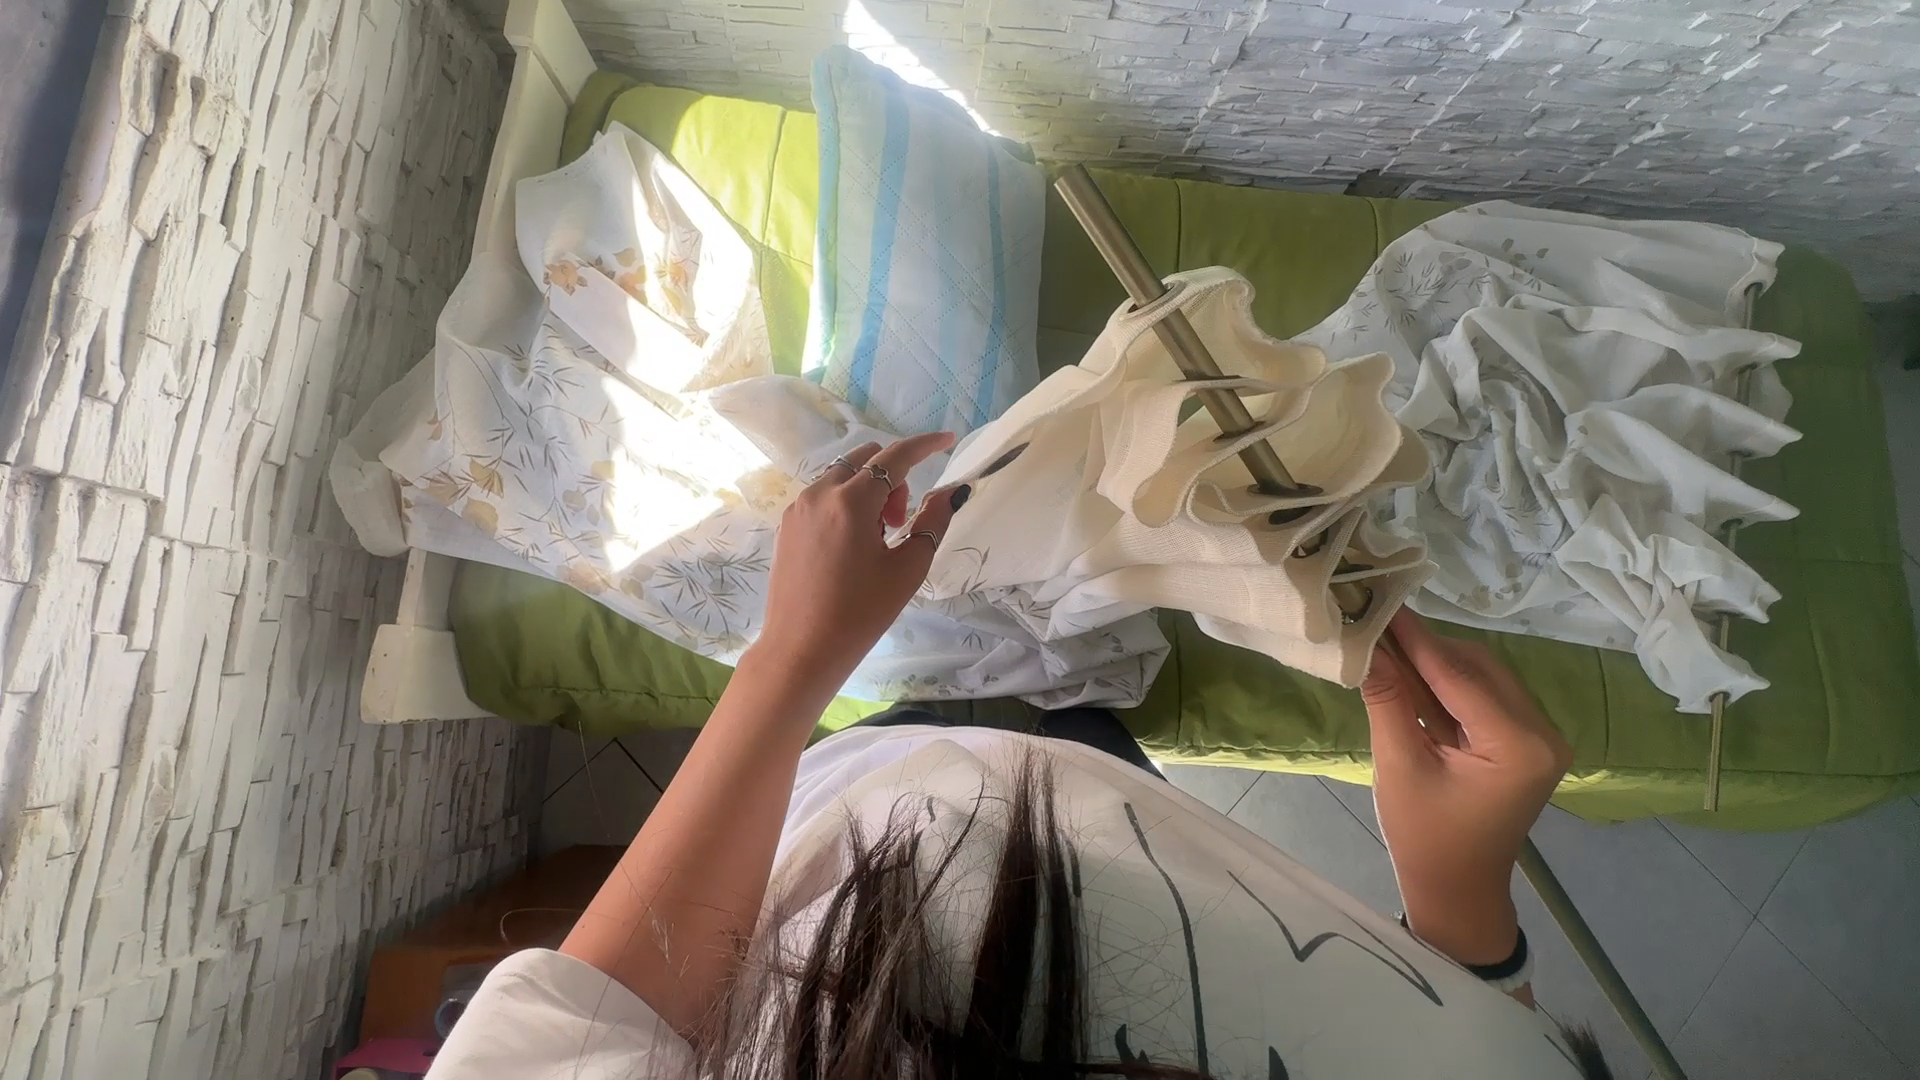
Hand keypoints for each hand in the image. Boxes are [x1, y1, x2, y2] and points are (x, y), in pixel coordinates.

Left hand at [753, 433, 962, 686]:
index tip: (948, 440)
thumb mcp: (908, 569)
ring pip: (843, 474)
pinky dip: (847, 502)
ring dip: (870, 489)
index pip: (896, 457)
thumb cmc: (860, 614)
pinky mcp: (787, 523)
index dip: (926, 445)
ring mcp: (798, 507)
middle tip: (902, 521)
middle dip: (894, 476)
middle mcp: (819, 493)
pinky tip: (853, 543)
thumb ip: (932, 522)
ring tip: (878, 536)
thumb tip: (948, 492)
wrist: (801, 649)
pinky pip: (824, 494)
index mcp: (851, 501)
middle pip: (866, 459)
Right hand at [1362, 610, 1572, 967]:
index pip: (1459, 675)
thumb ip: (1387, 699)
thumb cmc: (1424, 833)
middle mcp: (1542, 733)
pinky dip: (1442, 681)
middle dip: (1424, 645)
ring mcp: (1536, 737)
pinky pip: (1479, 695)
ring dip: (1432, 659)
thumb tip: (1365, 645)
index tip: (1381, 602)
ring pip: (1478, 675)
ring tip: (1383, 641)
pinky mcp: (1520, 741)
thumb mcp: (1398, 763)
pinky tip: (1405, 669)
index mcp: (1519, 745)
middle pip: (1476, 667)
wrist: (1456, 885)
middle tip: (1373, 621)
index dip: (1415, 637)